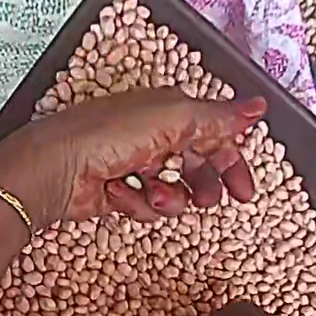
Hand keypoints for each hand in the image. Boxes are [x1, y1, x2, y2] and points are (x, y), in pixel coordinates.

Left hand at [0, 89, 266, 228]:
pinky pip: (145, 208)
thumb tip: (257, 107)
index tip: (244, 192)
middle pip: (196, 168)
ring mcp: (137, 166)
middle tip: (203, 199)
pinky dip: (135, 204)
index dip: (232, 163)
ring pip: (172, 193)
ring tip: (150, 193)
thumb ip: (218, 117)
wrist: (58, 168)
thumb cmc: (107, 135)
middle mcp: (154, 137)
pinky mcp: (120, 193)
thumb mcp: (173, 118)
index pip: (215, 136)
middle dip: (201, 186)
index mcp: (170, 112)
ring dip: (165, 198)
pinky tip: (119, 194)